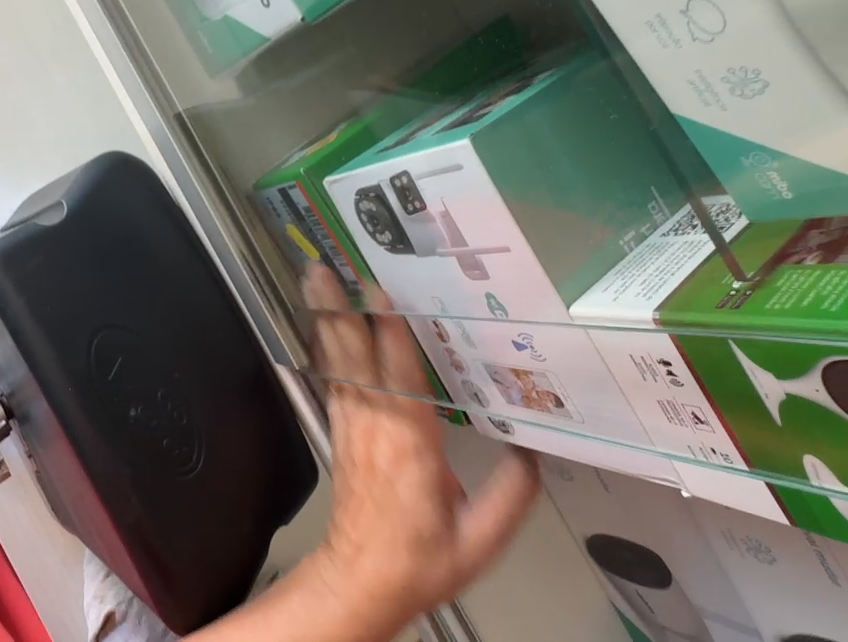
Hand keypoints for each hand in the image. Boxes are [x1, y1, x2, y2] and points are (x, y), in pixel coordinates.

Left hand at [298, 264, 539, 633]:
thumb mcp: (480, 541)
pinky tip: (320, 323)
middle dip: (338, 309)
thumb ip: (511, 496)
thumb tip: (533, 451)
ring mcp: (351, 422)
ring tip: (313, 279)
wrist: (363, 579)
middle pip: (354, 355)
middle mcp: (374, 422)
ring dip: (325, 317)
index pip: (400, 374)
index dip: (390, 332)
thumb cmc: (422, 559)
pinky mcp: (338, 428)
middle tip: (322, 268)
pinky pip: (331, 378)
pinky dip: (324, 346)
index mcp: (410, 443)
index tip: (381, 292)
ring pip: (337, 360)